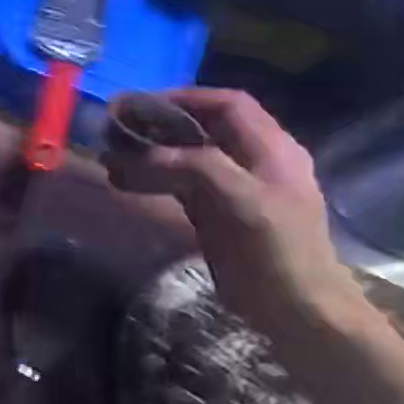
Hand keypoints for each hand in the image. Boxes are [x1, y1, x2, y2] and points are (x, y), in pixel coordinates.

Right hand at [104, 89, 364, 339]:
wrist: (294, 306)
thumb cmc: (277, 251)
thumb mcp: (244, 202)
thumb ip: (198, 168)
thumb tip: (140, 153)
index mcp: (272, 150)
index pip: (228, 104)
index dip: (184, 97)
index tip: (137, 105)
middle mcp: (251, 161)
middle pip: (200, 126)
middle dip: (156, 124)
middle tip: (113, 130)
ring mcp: (230, 186)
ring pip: (182, 153)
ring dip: (145, 150)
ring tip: (109, 156)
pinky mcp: (212, 210)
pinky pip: (174, 181)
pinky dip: (146, 176)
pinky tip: (122, 182)